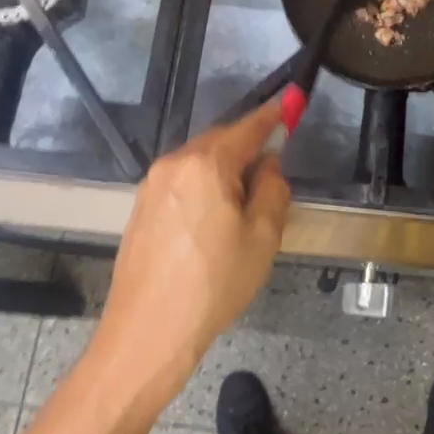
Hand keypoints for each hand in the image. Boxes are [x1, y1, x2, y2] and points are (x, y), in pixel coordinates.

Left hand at [98, 100, 291, 393]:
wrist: (148, 332)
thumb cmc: (213, 283)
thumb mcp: (262, 237)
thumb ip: (272, 189)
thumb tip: (267, 165)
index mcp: (205, 164)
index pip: (247, 128)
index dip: (273, 116)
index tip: (292, 101)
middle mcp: (173, 164)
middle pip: (220, 142)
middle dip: (248, 147)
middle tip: (274, 169)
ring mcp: (151, 186)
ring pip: (199, 164)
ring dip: (226, 170)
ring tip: (247, 204)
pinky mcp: (141, 209)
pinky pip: (182, 183)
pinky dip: (205, 187)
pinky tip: (216, 219)